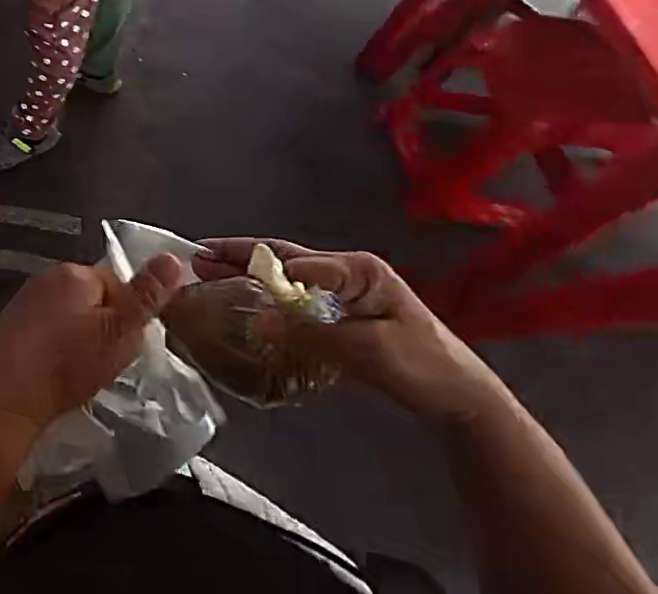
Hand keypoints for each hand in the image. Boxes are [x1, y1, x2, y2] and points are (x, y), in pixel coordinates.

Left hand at [0, 254, 184, 430]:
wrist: (11, 401)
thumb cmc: (70, 364)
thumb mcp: (122, 331)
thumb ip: (148, 294)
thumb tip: (173, 258)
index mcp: (75, 273)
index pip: (116, 283)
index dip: (126, 314)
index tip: (125, 344)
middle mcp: (47, 277)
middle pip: (90, 296)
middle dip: (102, 323)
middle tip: (106, 358)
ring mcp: (24, 301)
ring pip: (66, 313)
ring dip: (77, 334)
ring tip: (81, 369)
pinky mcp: (9, 326)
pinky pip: (44, 329)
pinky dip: (53, 345)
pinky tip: (56, 371)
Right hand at [192, 239, 501, 419]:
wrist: (460, 401)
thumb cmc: (423, 366)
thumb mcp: (371, 349)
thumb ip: (314, 334)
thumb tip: (258, 321)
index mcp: (358, 270)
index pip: (298, 262)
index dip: (255, 261)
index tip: (214, 260)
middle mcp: (345, 275)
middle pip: (286, 261)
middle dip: (241, 257)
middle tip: (197, 256)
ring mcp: (341, 296)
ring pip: (285, 281)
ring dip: (249, 277)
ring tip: (209, 274)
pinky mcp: (338, 320)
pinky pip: (295, 306)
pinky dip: (266, 303)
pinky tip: (243, 307)